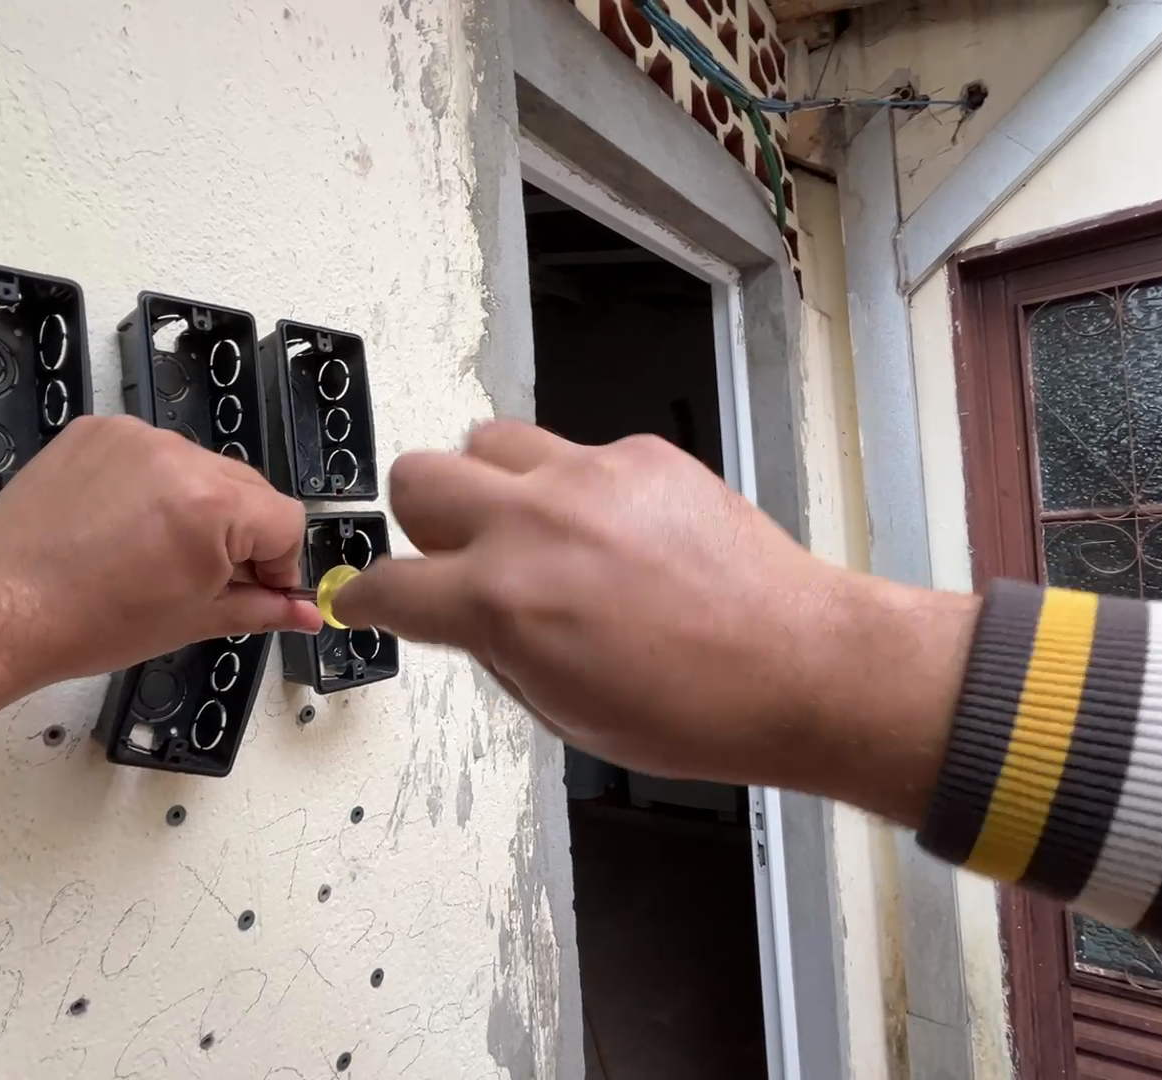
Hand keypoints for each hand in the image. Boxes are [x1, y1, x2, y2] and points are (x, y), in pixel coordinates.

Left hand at [0, 416, 322, 732]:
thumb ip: (264, 609)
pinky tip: (129, 523)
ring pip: (206, 469)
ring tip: (159, 550)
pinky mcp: (99, 431)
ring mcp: (136, 437)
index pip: (287, 520)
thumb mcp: (196, 620)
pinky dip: (157, 484)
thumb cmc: (88, 623)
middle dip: (244, 535)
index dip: (280, 563)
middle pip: (251, 491)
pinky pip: (157, 453)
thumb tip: (306, 614)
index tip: (259, 588)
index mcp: (212, 505)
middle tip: (209, 575)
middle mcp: (179, 456)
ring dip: (201, 506)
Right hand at [333, 420, 977, 824]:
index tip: (363, 595)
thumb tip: (461, 611)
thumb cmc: (693, 708)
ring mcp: (587, 475)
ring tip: (526, 524)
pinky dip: (567, 485)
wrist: (799, 665)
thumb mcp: (559, 710)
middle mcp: (532, 524)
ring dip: (485, 485)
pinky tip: (607, 526)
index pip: (388, 585)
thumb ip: (491, 646)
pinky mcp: (638, 453)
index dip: (364, 596)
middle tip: (449, 551)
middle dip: (417, 521)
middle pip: (415, 477)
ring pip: (485, 441)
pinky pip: (570, 449)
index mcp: (502, 603)